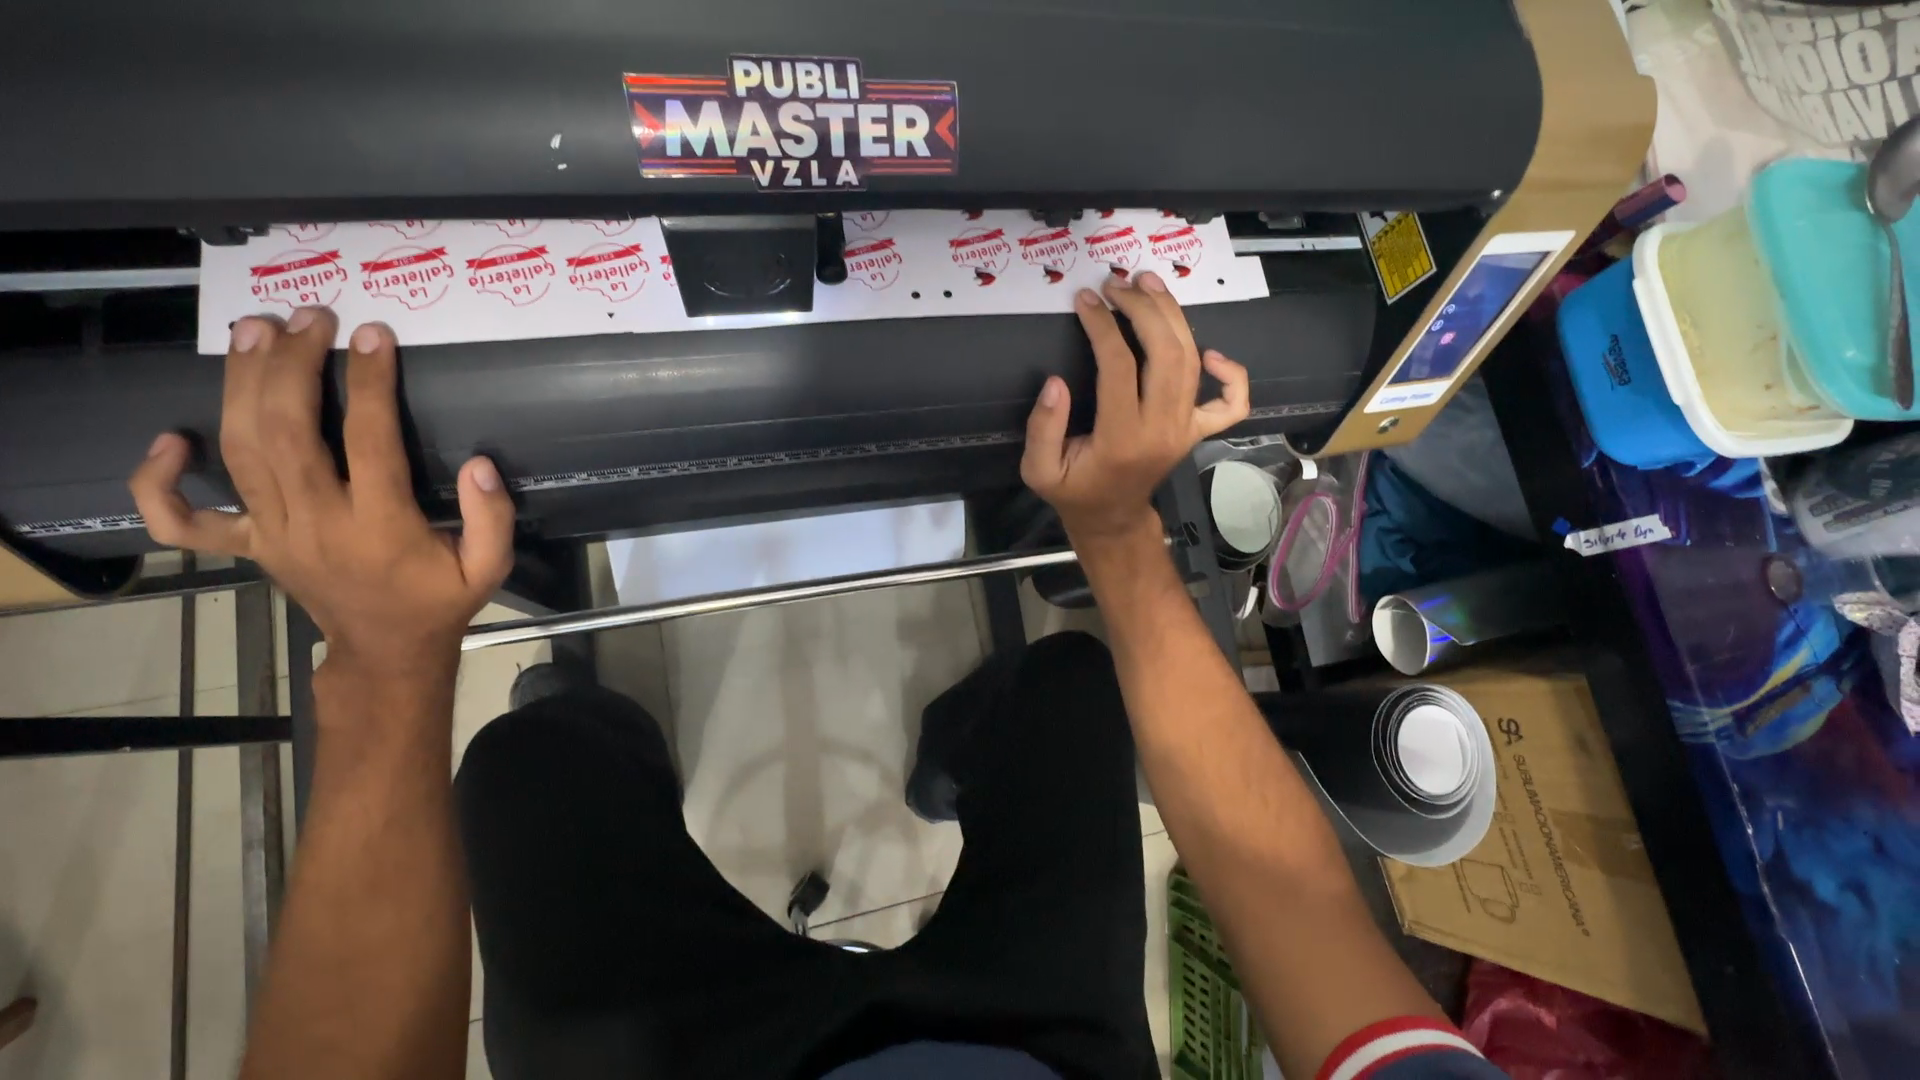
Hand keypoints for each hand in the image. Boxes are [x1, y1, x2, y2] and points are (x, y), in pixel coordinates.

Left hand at [129, 308, 515, 687]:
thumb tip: (479, 464)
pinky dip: (159, 481)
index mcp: (380, 526)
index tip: (374, 337)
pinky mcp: (248, 545)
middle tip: (309, 319)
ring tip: (255, 332)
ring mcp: (273, 533)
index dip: (370, 383)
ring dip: (242, 384)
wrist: (388, 652)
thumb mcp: (490, 567)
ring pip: (239, 449)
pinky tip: (170, 440)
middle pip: (285, 430)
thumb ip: (491, 517)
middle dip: (293, 365)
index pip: (368, 440)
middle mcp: (316, 522)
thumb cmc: (440, 604)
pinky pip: (184, 518)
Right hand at [1021, 271, 1249, 545]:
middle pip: (1166, 354)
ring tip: (1148, 285)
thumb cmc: (1074, 492)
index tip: (1085, 300)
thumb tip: (1055, 383)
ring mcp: (1185, 429)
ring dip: (1173, 317)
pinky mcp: (1197, 430)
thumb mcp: (1039, 470)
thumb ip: (1042, 428)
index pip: (1119, 366)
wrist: (1112, 518)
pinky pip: (1231, 402)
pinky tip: (1209, 351)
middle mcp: (1161, 429)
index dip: (1102, 325)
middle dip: (1143, 309)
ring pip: (1191, 361)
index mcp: (1121, 438)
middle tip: (1117, 283)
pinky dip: (1230, 373)